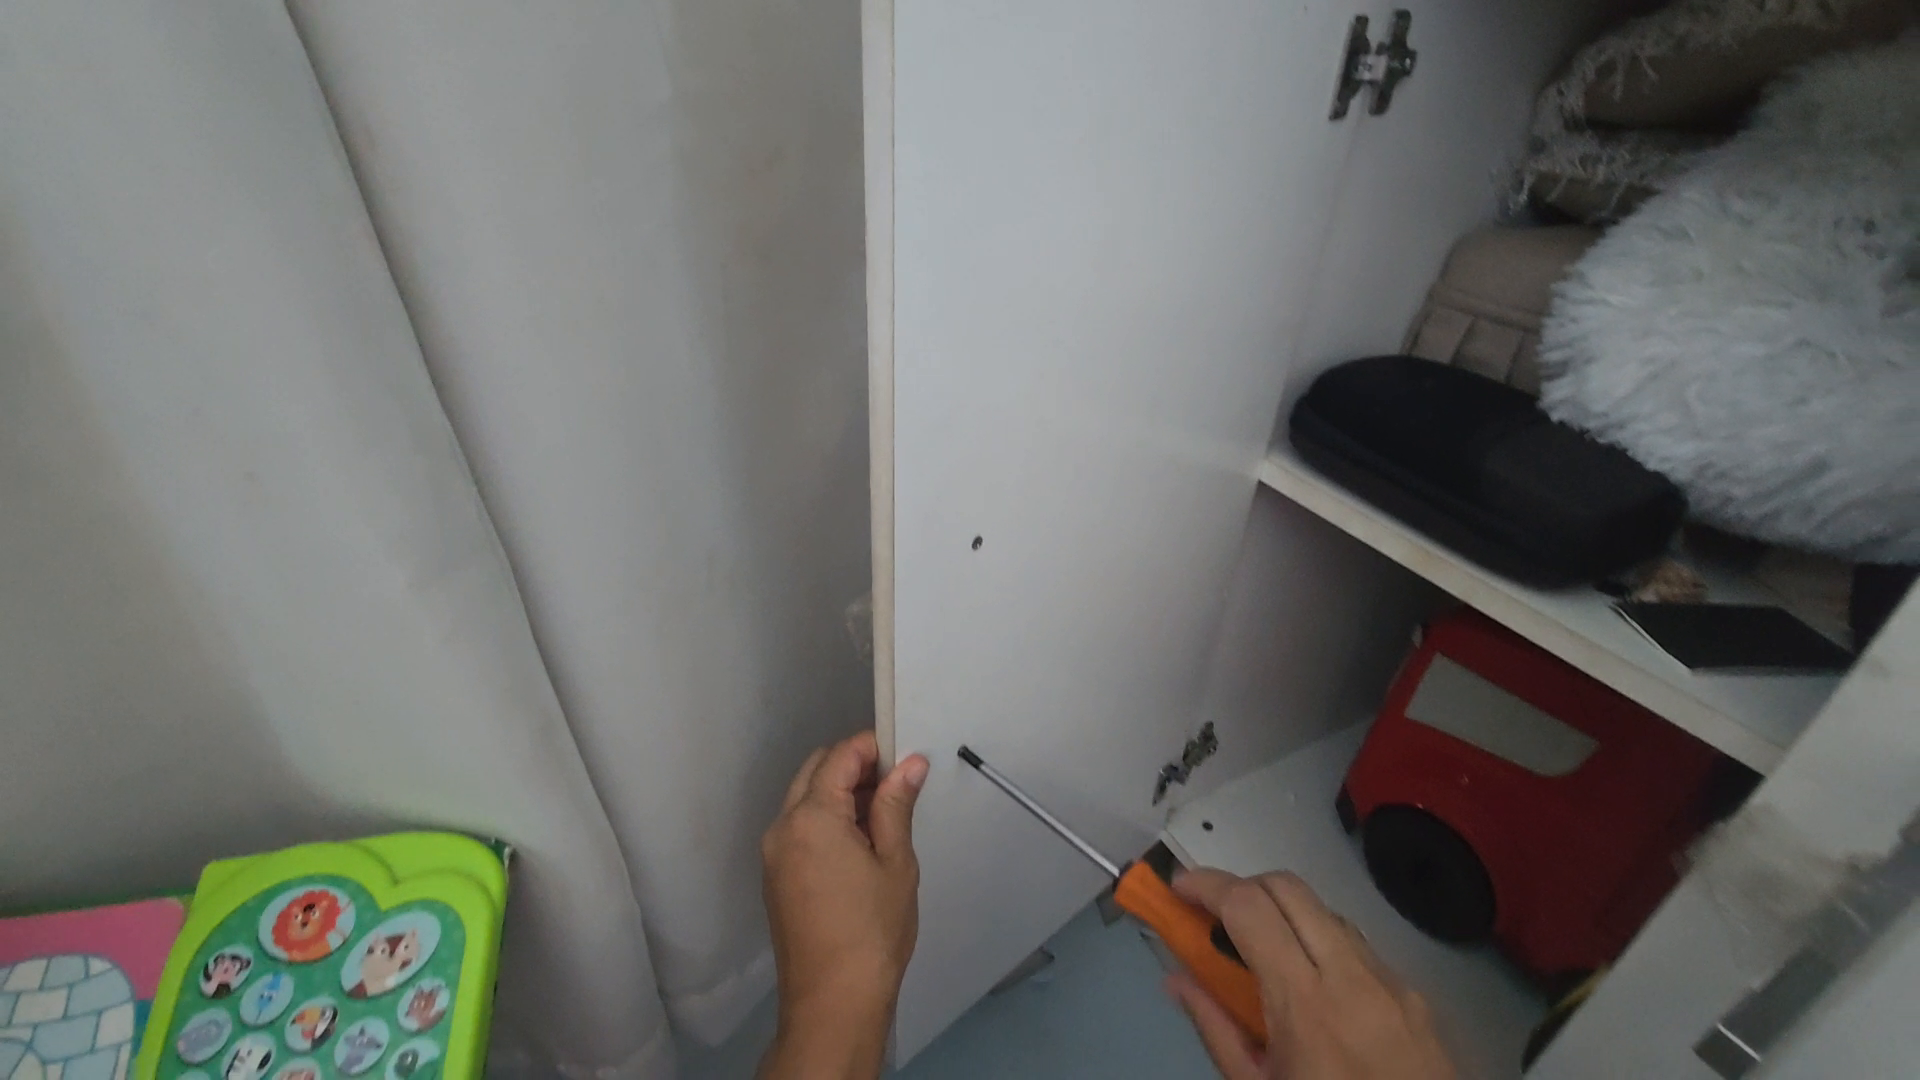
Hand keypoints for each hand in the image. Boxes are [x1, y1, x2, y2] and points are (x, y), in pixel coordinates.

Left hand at [758, 732, 929, 1079]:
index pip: (840, 757)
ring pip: (804, 797)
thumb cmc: (873, 930)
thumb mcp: (895, 861)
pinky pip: (799, 826)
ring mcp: (774, 852)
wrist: (833, 1003)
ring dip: (839, 791)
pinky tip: (859, 839)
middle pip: (816, 771)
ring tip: (883, 812)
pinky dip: (826, 817)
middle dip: (854, 765)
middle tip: (895, 782)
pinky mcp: (775, 875)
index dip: (872, 746)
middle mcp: (782, 826)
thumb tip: (910, 763)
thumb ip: (896, 804)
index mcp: (811, 817)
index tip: (903, 755)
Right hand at [1166, 869, 1455, 1079]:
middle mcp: (1352, 975)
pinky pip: (1358, 945)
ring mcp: (1391, 981)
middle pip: (1288, 887)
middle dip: (1244, 886)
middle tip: (1217, 914)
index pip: (1248, 906)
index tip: (1180, 887)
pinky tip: (1315, 984)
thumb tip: (1175, 979)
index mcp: (1305, 1003)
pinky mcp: (1416, 995)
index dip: (1207, 884)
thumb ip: (1214, 1028)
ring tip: (1264, 949)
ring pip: (1325, 910)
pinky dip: (1322, 942)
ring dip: (1285, 912)